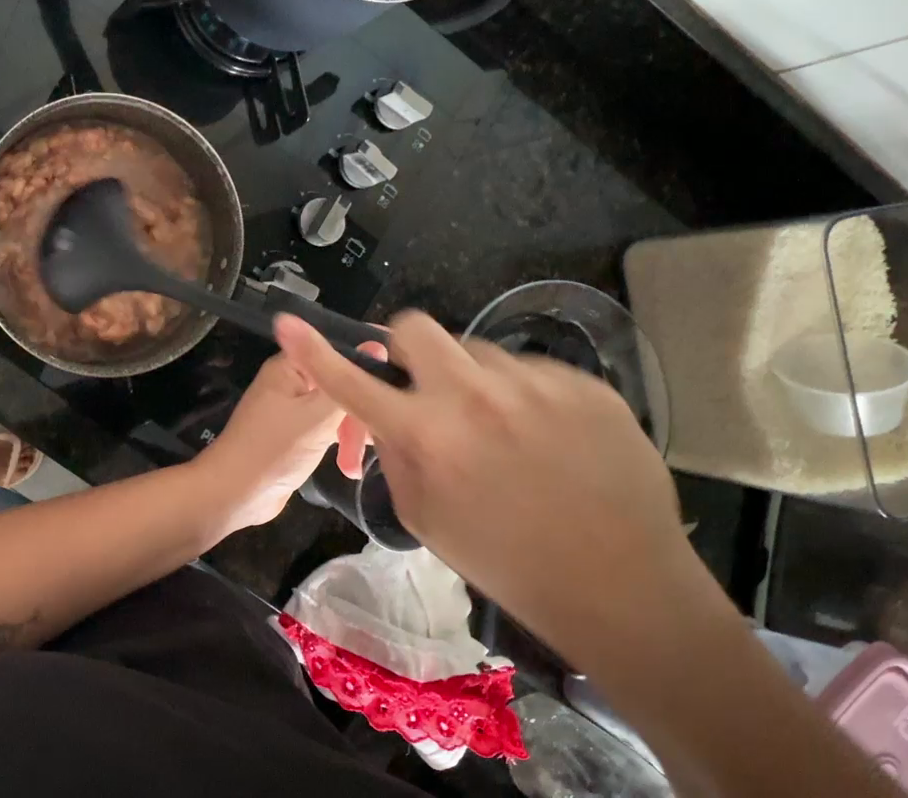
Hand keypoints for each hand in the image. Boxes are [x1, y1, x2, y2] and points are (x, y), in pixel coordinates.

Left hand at [195, 341, 385, 535]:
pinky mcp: (299, 434)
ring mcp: (295, 409)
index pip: (337, 350)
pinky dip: (342, 445)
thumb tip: (377, 347)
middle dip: (359, 411)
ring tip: (356, 462)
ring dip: (352, 434)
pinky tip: (351, 467)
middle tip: (375, 439)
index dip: (368, 363)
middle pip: (342, 382)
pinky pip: (330, 429)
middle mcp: (292, 381)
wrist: (237, 494)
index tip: (400, 382)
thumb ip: (348, 384)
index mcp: (290, 366)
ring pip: (339, 409)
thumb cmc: (274, 449)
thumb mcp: (317, 416)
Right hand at [274, 310, 704, 660]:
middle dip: (405, 347)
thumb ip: (394, 453)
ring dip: (471, 380)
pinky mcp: (585, 386)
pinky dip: (521, 395)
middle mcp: (476, 396)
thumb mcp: (422, 516)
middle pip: (417, 327)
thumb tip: (387, 414)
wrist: (619, 585)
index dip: (314, 350)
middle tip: (421, 382)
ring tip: (501, 429)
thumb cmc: (503, 559)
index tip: (288, 322)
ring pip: (478, 353)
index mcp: (427, 435)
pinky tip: (544, 438)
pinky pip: (531, 372)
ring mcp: (536, 385)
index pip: (352, 380)